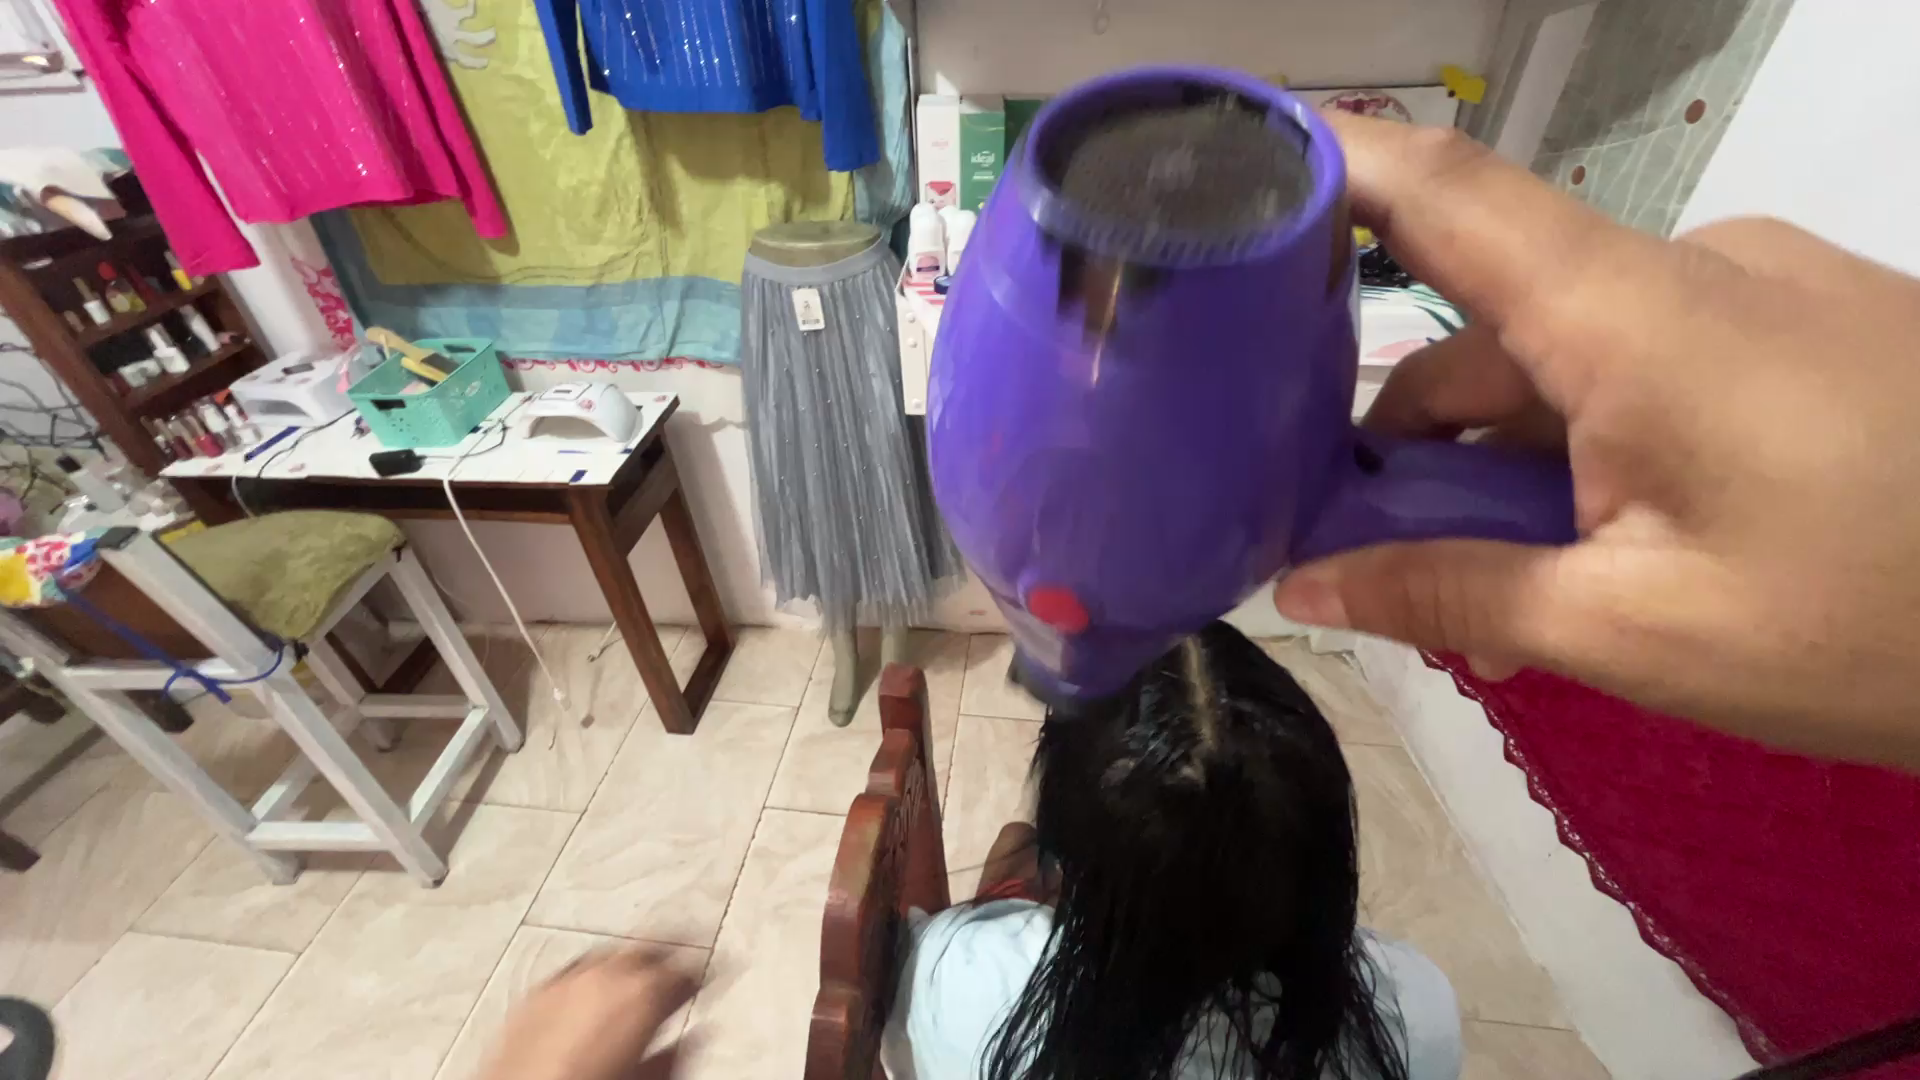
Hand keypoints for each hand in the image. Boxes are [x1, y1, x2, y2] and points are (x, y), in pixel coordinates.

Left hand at [472, 947, 698, 1079]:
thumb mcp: (648, 1075)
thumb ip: (674, 1051)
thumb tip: (693, 1034)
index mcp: (644, 990)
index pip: (685, 968)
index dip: (699, 973)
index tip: (705, 977)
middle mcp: (608, 972)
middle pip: (648, 950)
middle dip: (664, 958)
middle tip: (675, 971)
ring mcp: (567, 980)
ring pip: (609, 956)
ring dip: (624, 966)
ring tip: (631, 982)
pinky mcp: (531, 995)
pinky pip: (570, 974)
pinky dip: (586, 979)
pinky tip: (587, 996)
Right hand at [1275, 113, 1919, 768]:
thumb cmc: (1895, 622)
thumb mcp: (1634, 629)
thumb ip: (1448, 597)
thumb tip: (1299, 591)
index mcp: (1636, 320)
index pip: (1450, 199)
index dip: (1339, 168)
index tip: (1246, 166)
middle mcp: (1679, 277)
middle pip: (1474, 336)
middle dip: (1402, 441)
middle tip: (1359, 547)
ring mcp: (1736, 302)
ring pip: (1541, 370)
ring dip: (1481, 468)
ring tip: (1480, 585)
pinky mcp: (1776, 337)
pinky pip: (1615, 379)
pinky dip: (1556, 459)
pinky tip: (1565, 549)